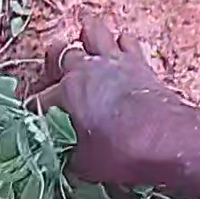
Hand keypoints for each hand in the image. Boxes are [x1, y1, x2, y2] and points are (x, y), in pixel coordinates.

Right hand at [41, 11, 194, 187]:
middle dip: (53, 66)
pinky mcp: (139, 62)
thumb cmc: (120, 152)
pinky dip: (119, 45)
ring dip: (86, 40)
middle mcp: (86, 68)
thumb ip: (70, 155)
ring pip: (93, 33)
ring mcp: (114, 61)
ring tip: (84, 47)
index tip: (33, 122)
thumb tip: (66, 155)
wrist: (166, 140)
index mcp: (67, 91)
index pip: (41, 99)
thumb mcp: (85, 165)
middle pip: (61, 55)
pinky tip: (118, 52)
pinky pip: (125, 42)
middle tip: (53, 80)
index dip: (35, 112)